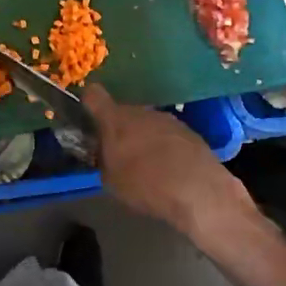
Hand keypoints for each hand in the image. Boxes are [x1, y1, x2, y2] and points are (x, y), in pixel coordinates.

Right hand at [83, 85, 257, 247]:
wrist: (199, 190)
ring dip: (143, 137)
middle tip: (119, 153)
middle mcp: (141, 112)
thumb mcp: (110, 180)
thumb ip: (104, 160)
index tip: (87, 114)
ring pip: (147, 123)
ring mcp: (167, 119)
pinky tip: (169, 169)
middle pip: (123, 112)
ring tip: (147, 165)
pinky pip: (167, 134)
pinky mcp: (189, 131)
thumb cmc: (146, 185)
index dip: (88, 102)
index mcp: (115, 119)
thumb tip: (105, 152)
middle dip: (119, 129)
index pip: (94, 95)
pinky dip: (164, 146)